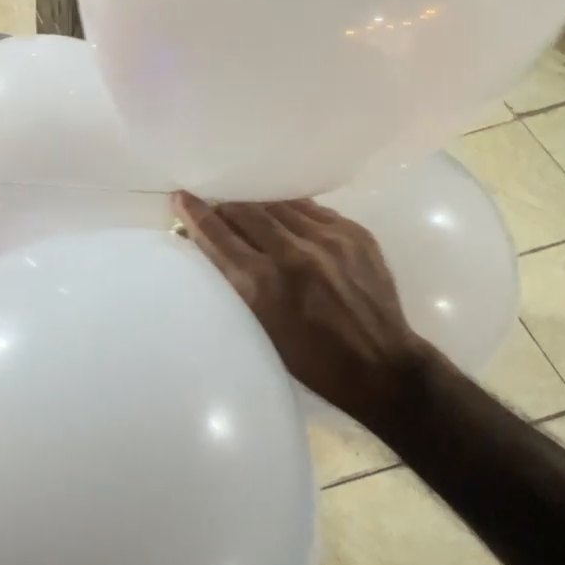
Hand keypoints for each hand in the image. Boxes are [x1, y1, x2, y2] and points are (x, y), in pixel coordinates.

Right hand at [173, 192, 434, 430]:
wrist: (383, 366)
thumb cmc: (312, 360)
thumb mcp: (261, 325)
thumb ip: (237, 282)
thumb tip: (212, 246)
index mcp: (264, 283)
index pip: (219, 235)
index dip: (196, 214)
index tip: (181, 198)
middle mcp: (295, 253)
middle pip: (246, 211)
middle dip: (224, 206)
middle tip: (213, 206)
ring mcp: (329, 239)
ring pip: (279, 204)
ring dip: (257, 205)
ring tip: (247, 209)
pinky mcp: (355, 233)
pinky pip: (311, 210)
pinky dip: (291, 212)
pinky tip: (285, 219)